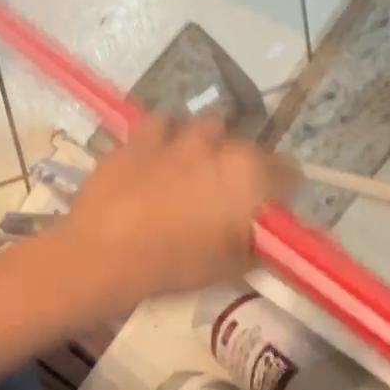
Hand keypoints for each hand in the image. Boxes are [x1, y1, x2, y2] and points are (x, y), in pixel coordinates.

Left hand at [59, 115, 297, 303]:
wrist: (103, 252)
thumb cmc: (174, 263)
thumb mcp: (232, 264)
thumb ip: (258, 241)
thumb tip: (266, 232)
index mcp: (249, 174)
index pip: (286, 172)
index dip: (276, 190)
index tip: (261, 207)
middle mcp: (216, 147)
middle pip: (240, 145)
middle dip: (235, 163)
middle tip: (218, 188)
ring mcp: (172, 139)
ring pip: (200, 125)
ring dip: (200, 141)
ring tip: (187, 164)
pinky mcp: (134, 141)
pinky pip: (156, 124)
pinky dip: (161, 135)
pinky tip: (153, 152)